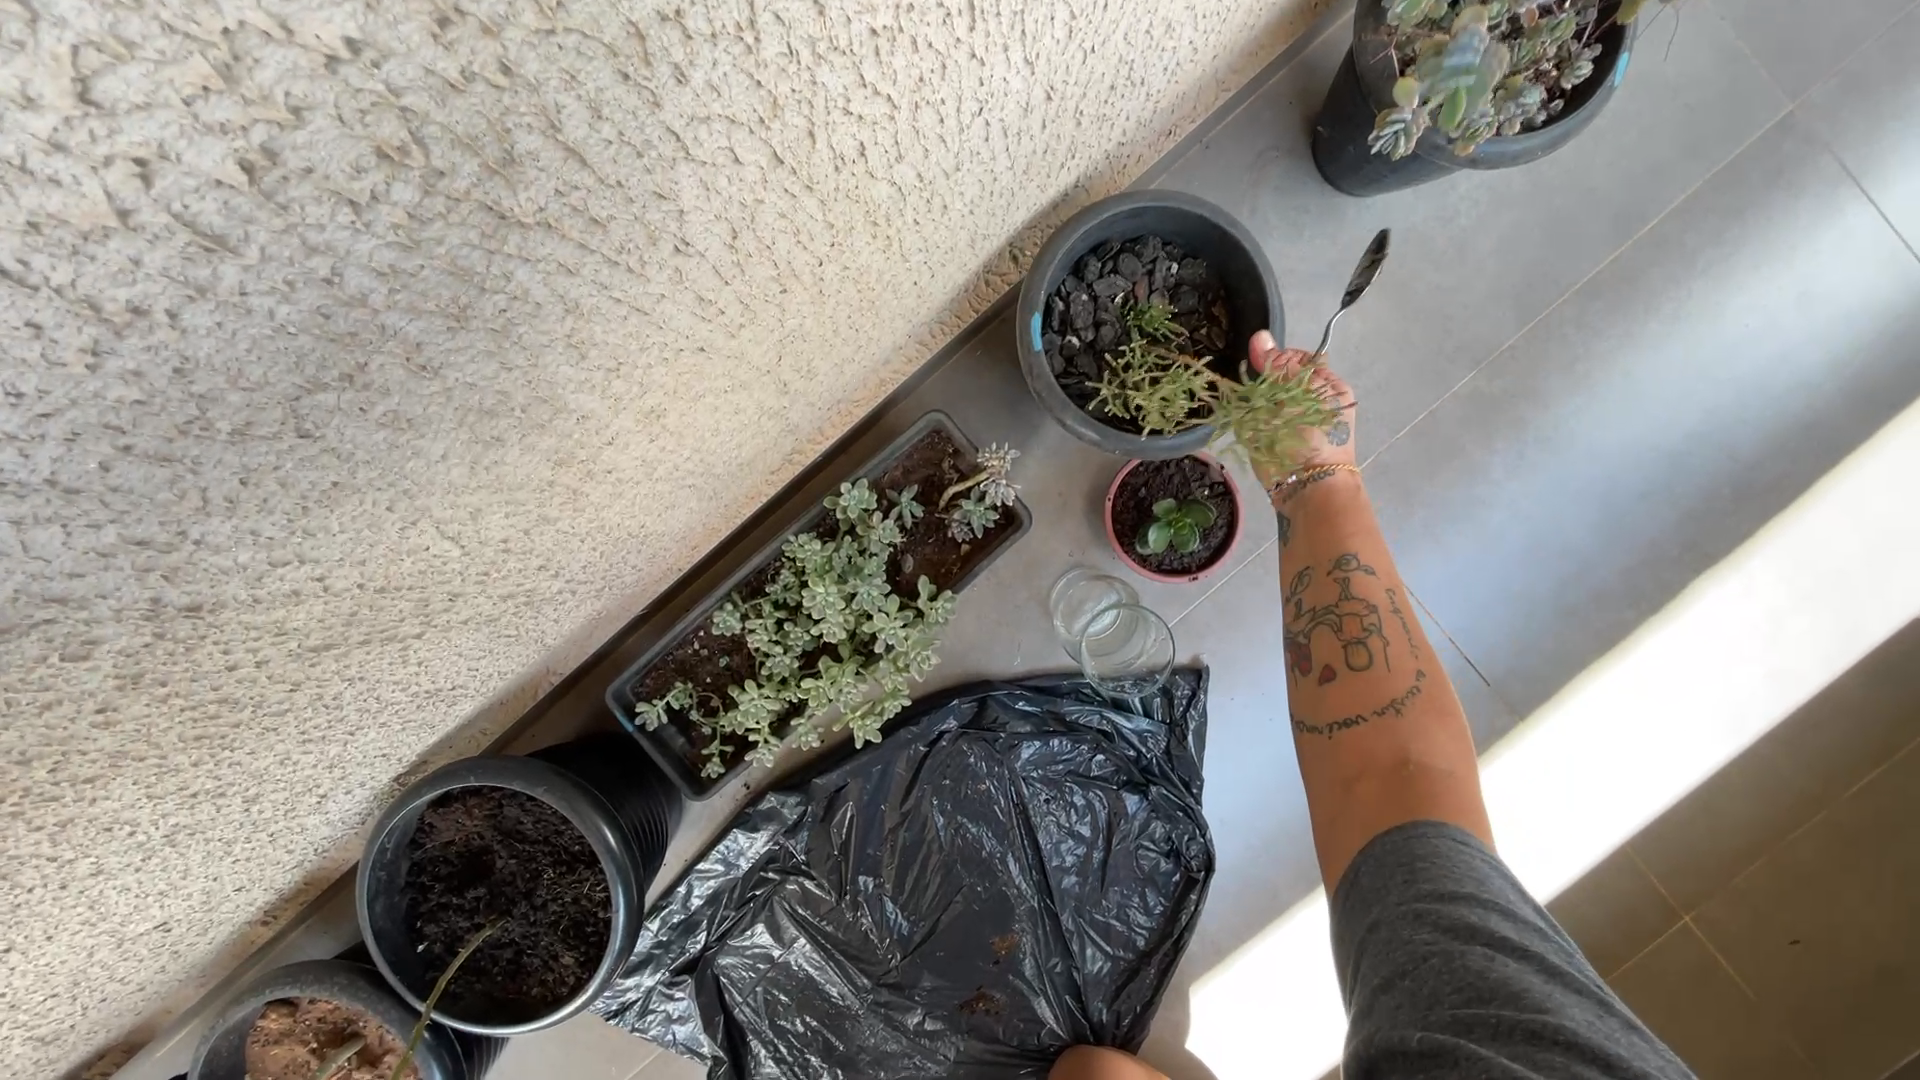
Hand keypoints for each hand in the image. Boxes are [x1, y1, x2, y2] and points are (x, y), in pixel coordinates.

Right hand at [1248, 330, 1357, 487]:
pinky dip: (1241, 414)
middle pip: (1276, 376)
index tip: (1264, 364)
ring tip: (1249, 406)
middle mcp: (1305, 400)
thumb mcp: (1302, 395)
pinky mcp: (1262, 435)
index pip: (1299, 359)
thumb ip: (1279, 367)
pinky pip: (1247, 415)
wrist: (1305, 486)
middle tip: (1253, 387)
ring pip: (1258, 394)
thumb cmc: (1314, 439)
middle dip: (1261, 379)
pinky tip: (1241, 416)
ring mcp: (1283, 418)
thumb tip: (1259, 336)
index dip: (1280, 357)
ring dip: (1249, 397)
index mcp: (1326, 386)